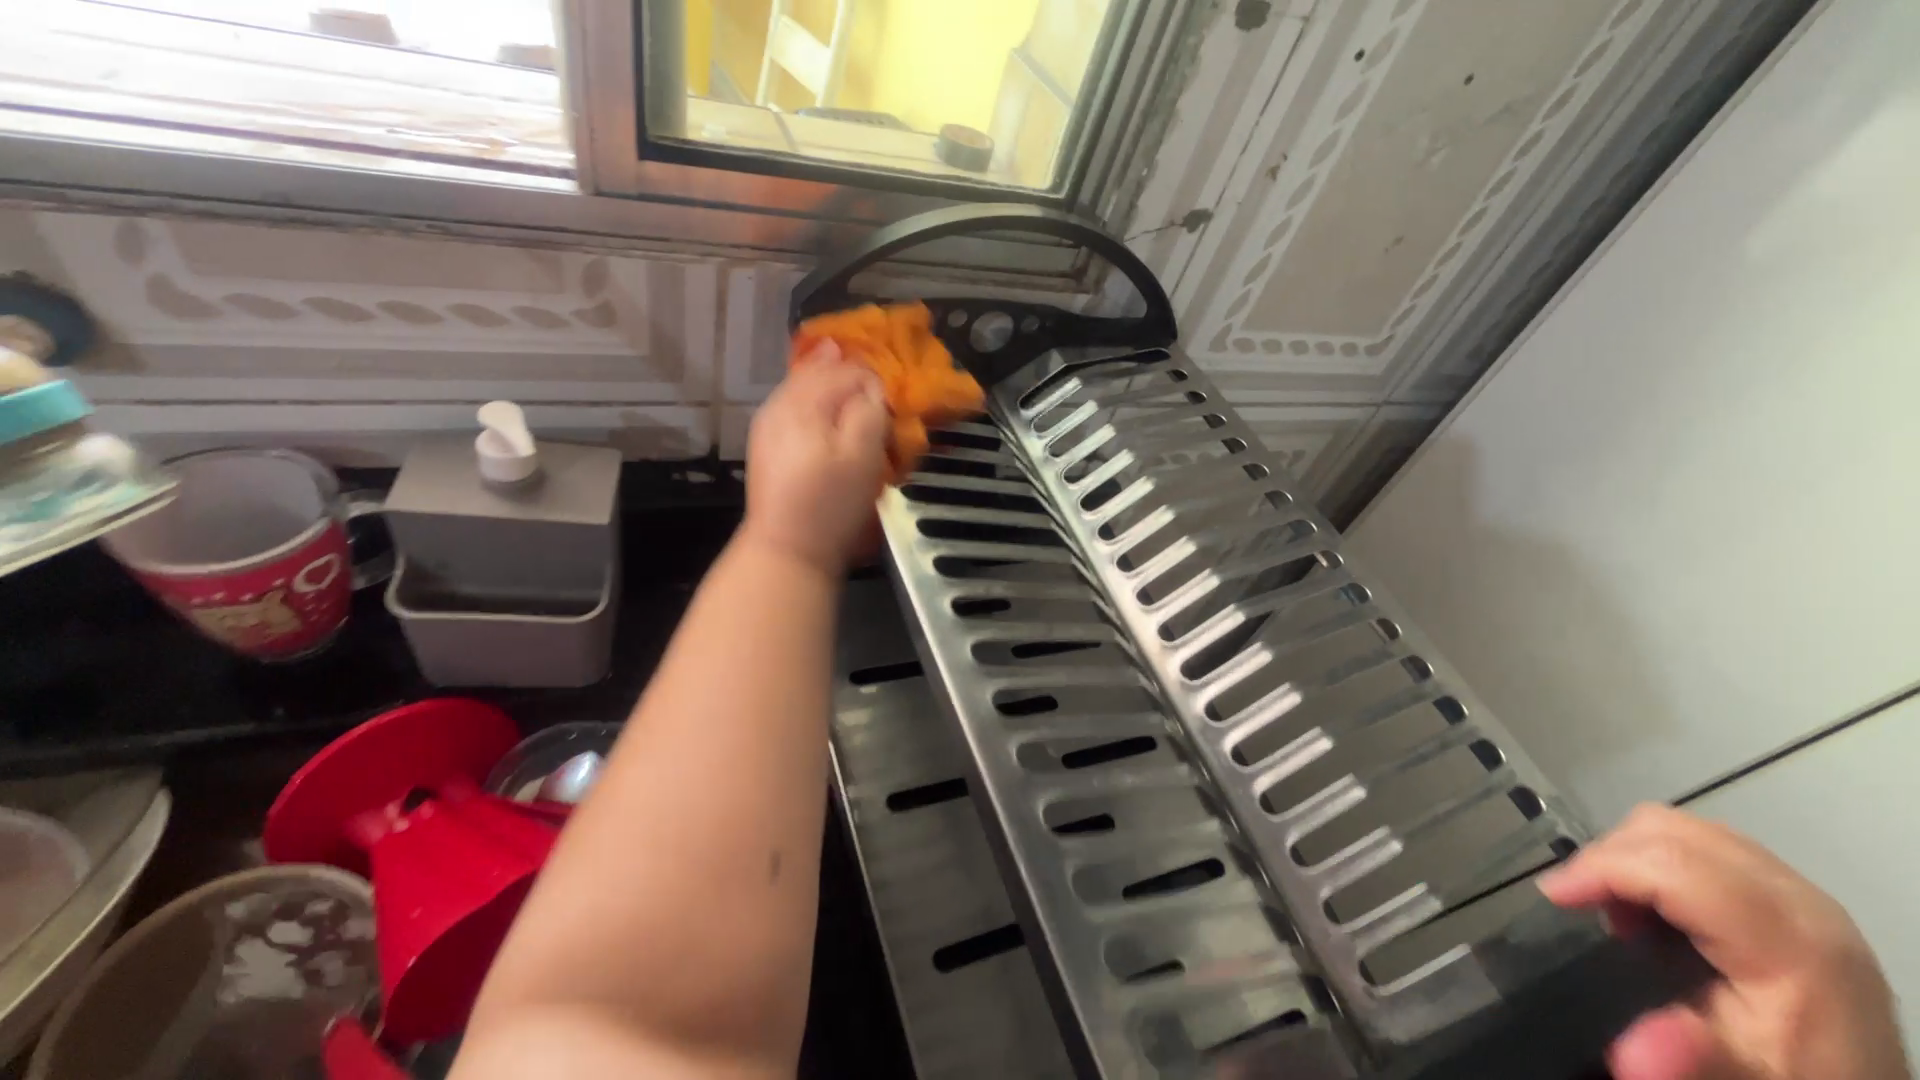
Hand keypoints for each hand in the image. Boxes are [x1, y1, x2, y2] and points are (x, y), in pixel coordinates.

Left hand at [741, 342, 888, 575]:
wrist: (787, 551)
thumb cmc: (831, 504)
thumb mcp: (862, 455)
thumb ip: (869, 410)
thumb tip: (872, 387)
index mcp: (803, 401)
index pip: (848, 369)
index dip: (877, 380)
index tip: (896, 399)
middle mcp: (779, 403)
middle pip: (821, 372)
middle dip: (852, 380)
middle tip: (880, 396)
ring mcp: (767, 424)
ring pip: (806, 390)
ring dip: (834, 394)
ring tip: (859, 410)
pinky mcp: (766, 446)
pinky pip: (797, 412)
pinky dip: (818, 413)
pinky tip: (832, 431)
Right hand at [1539, 803, 1908, 1079]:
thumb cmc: (1793, 1073)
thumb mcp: (1746, 1074)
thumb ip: (1694, 1056)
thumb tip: (1628, 1052)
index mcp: (1790, 942)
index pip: (1673, 865)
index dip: (1601, 868)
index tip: (1552, 898)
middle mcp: (1799, 899)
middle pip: (1673, 832)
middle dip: (1610, 858)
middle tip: (1582, 905)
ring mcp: (1797, 888)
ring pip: (1683, 828)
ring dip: (1631, 856)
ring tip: (1619, 910)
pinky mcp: (1787, 888)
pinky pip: (1702, 843)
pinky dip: (1658, 860)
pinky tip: (1655, 911)